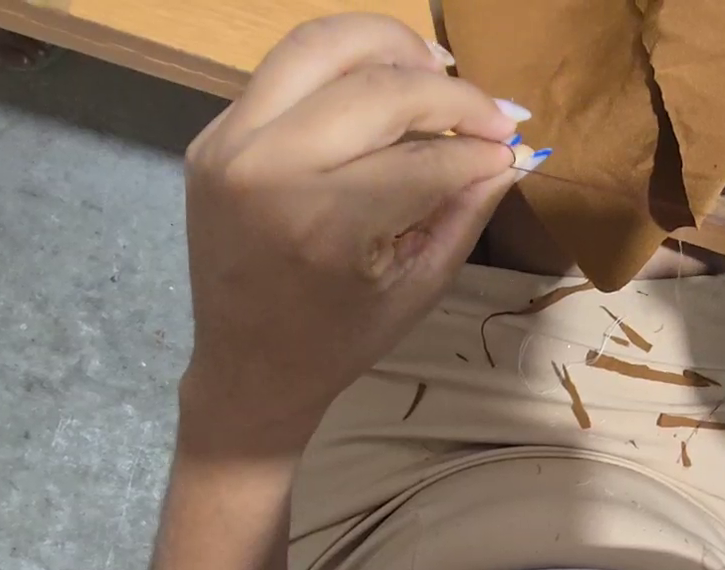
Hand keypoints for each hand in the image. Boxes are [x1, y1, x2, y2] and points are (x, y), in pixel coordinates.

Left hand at [179, 14, 527, 430]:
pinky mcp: (214, 136)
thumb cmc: (339, 345)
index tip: (510, 146)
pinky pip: (285, 75)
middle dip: (448, 93)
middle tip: (488, 112)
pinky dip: (340, 72)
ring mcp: (230, 144)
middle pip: (377, 88)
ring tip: (436, 70)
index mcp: (324, 227)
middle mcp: (269, 169)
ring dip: (389, 45)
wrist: (249, 368)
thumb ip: (463, 215)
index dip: (477, 148)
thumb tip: (507, 155)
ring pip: (320, 47)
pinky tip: (378, 90)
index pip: (422, 160)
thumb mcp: (415, 291)